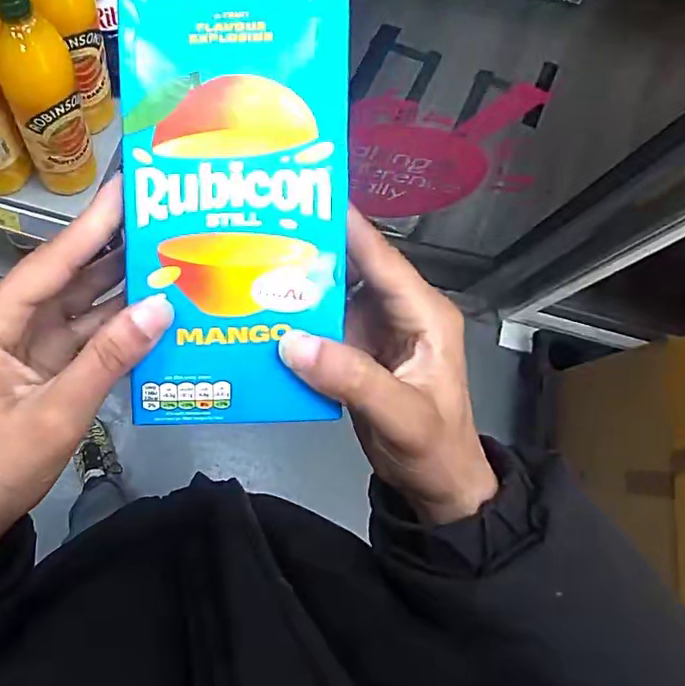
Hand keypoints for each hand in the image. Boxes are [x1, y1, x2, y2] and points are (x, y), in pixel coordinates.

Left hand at [0, 177, 172, 560]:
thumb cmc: (0, 465)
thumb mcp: (56, 415)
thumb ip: (108, 360)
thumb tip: (161, 306)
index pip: (50, 262)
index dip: (91, 224)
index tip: (126, 187)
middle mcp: (9, 317)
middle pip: (67, 272)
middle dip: (112, 241)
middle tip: (159, 208)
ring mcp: (28, 336)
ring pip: (80, 298)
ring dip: (120, 276)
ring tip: (168, 243)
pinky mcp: (45, 356)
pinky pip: (86, 327)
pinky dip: (117, 317)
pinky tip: (154, 298)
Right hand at [277, 214, 496, 523]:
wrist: (436, 488)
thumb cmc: (434, 449)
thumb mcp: (401, 415)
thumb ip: (351, 378)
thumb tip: (291, 340)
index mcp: (422, 313)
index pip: (381, 257)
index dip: (346, 225)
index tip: (305, 197)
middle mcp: (395, 312)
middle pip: (350, 269)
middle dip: (308, 247)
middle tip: (260, 227)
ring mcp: (370, 332)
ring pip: (329, 296)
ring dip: (294, 283)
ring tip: (249, 261)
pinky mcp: (351, 352)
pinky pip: (317, 325)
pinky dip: (290, 319)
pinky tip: (257, 314)